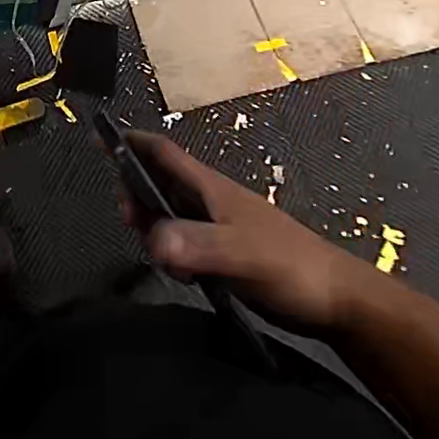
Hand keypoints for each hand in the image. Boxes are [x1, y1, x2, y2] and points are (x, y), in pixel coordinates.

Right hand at [123, 131, 380, 334]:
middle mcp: (210, 199)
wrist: (338, 301)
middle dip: (135, 192)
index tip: (100, 137)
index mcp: (211, 187)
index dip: (131, 141)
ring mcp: (218, 225)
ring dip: (153, 224)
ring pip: (170, 212)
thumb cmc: (290, 265)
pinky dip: (171, 248)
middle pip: (159, 182)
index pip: (163, 152)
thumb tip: (152, 239)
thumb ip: (198, 245)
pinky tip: (180, 271)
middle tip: (128, 219)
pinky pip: (184, 239)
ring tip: (155, 250)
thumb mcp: (241, 253)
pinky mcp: (224, 251)